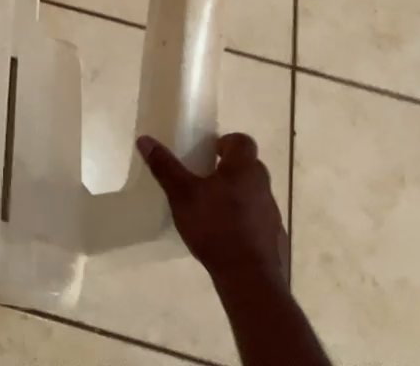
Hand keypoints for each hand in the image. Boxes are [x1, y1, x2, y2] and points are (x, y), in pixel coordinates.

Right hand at [138, 133, 288, 286]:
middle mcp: (263, 186)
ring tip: (213, 209)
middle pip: (249, 166)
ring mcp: (272, 213)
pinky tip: (227, 235)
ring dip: (238, 194)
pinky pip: (258, 218)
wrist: (249, 278)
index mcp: (243, 169)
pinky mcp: (274, 237)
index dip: (226, 142)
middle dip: (229, 168)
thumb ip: (165, 167)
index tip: (208, 153)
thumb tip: (145, 139)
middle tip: (205, 179)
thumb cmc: (214, 227)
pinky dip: (245, 220)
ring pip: (254, 193)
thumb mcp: (181, 195)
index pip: (242, 141)